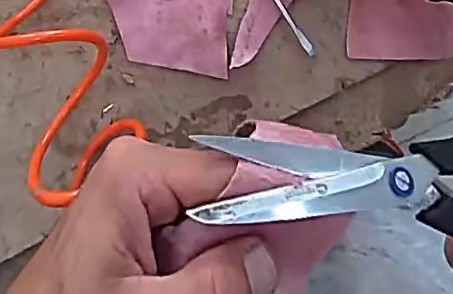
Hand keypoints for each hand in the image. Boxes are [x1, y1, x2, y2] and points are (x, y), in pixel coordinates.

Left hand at [7, 136, 278, 293]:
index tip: (320, 203)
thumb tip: (266, 256)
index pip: (228, 171)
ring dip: (232, 247)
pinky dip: (209, 256)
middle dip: (252, 226)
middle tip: (289, 254)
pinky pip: (188, 231)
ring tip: (256, 270)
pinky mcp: (132, 222)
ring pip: (209, 214)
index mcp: (137, 170)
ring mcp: (135, 194)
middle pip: (221, 191)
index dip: (275, 190)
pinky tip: (223, 273)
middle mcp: (138, 169)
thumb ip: (211, 282)